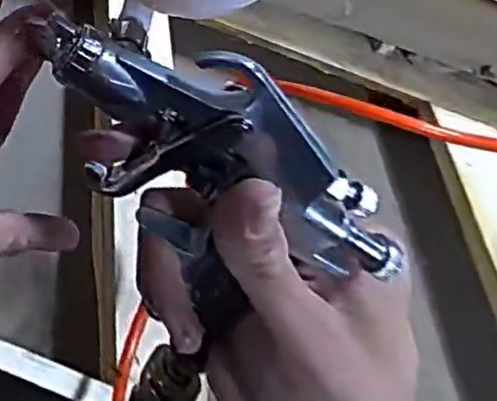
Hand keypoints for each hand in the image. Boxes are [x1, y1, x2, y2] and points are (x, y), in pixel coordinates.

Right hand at [136, 180, 416, 400]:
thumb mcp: (310, 337)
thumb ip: (271, 264)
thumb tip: (252, 185)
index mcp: (334, 232)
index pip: (265, 168)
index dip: (210, 160)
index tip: (161, 166)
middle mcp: (286, 227)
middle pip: (205, 186)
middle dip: (171, 229)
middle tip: (165, 273)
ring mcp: (245, 248)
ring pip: (175, 216)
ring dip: (164, 269)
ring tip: (184, 323)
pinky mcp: (212, 270)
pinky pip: (166, 249)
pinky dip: (161, 284)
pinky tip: (185, 327)